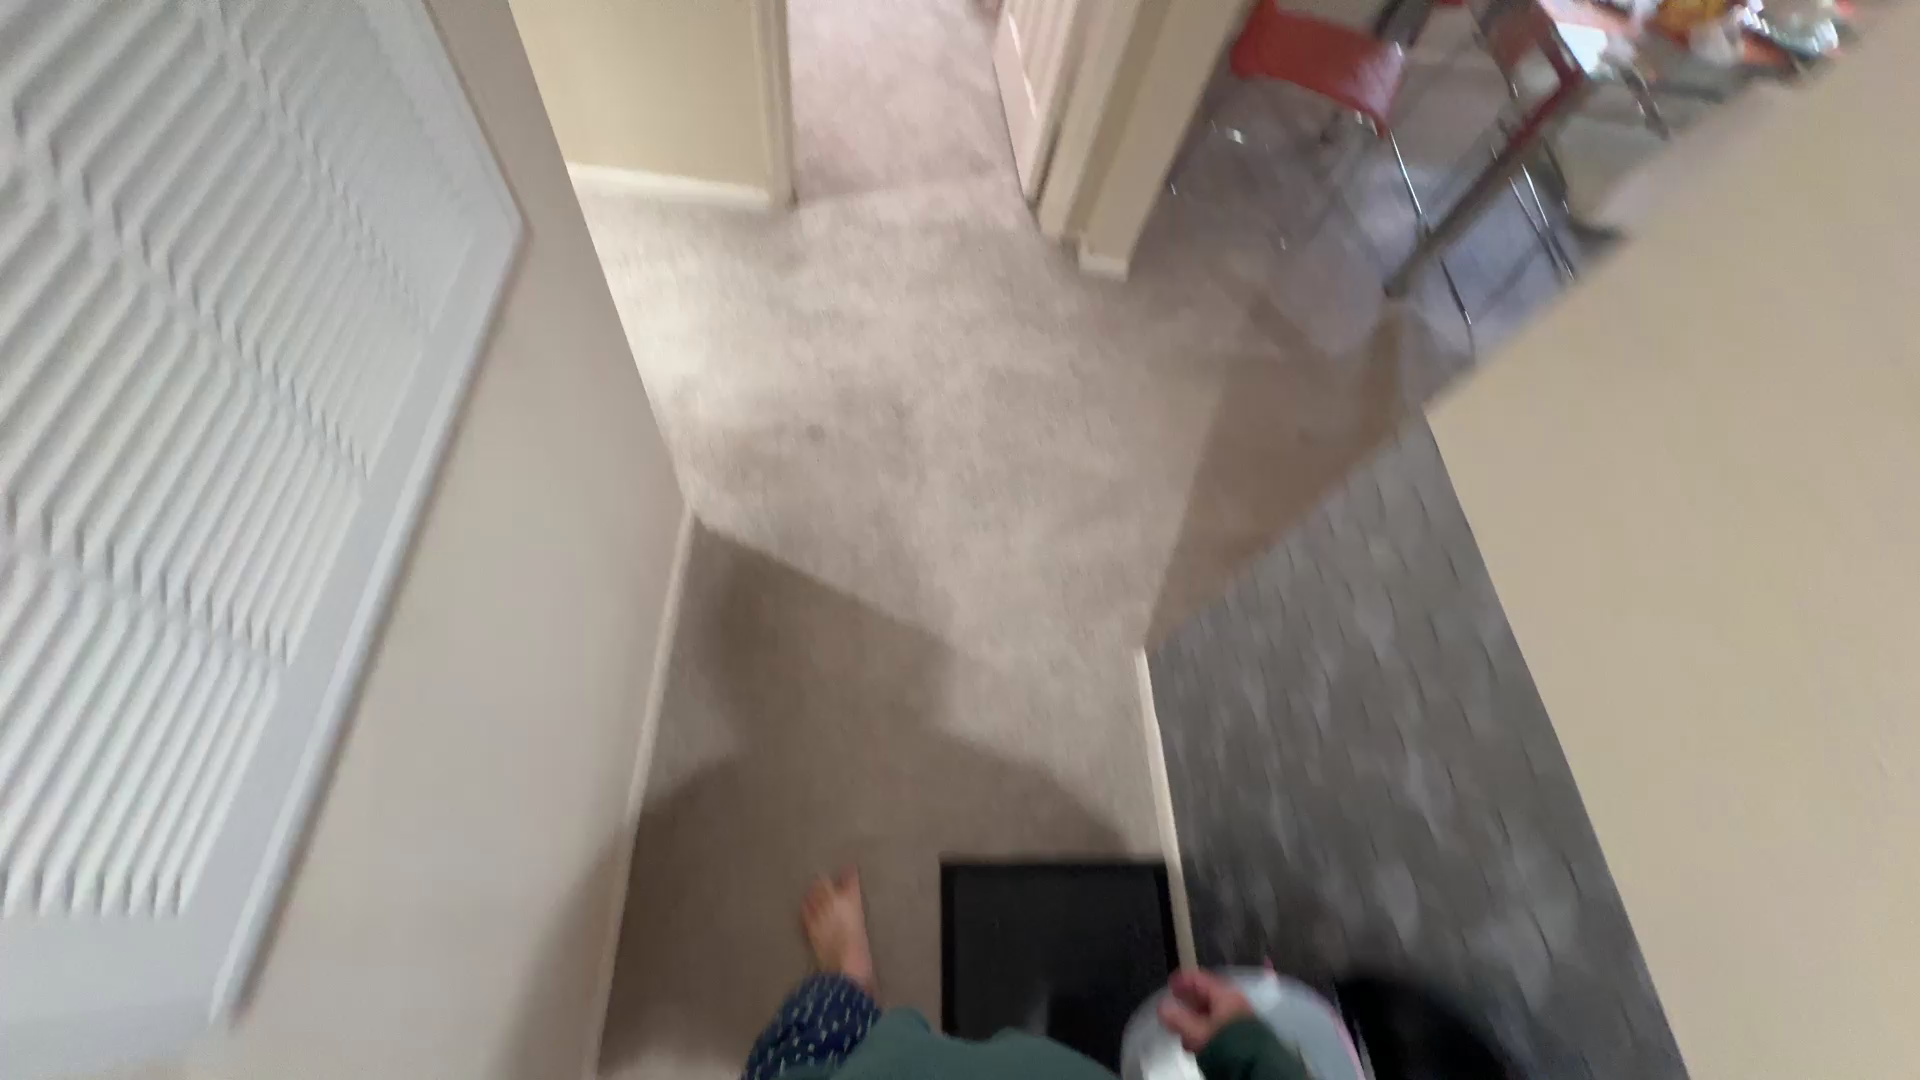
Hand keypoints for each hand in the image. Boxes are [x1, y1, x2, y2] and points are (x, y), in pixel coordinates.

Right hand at [1157, 969, 1256, 1052]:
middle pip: (1206, 995)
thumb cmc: (1226, 1044)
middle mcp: (1236, 1001)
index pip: (1199, 978)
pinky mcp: (1246, 1034)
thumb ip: (1177, 1018)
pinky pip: (1222, 1025)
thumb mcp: (1197, 1032)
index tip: (1169, 985)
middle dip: (1189, 1003)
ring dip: (1197, 1020)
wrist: (1257, 1069)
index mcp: (1225, 994)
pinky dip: (1208, 1029)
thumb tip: (1161, 1007)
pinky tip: (1201, 1042)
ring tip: (1184, 1033)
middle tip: (1175, 1009)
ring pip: (1214, 1012)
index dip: (1182, 980)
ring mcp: (1243, 1017)